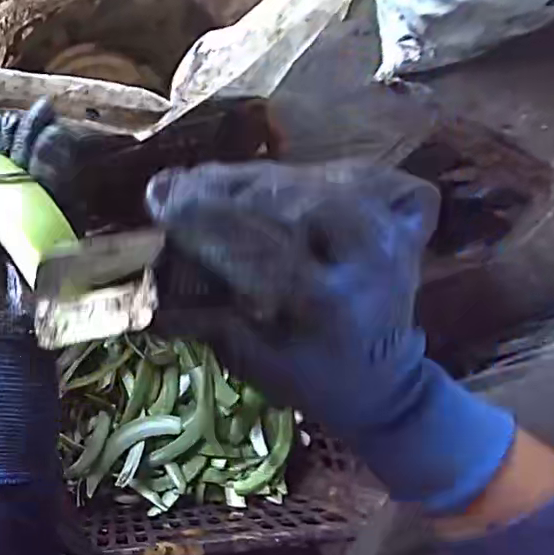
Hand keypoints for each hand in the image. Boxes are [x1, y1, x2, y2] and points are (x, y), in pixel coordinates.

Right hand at [145, 159, 515, 512]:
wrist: (385, 382)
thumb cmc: (310, 378)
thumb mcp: (254, 361)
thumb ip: (206, 320)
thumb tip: (150, 294)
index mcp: (332, 301)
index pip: (257, 243)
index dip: (203, 217)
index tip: (159, 199)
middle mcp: (371, 255)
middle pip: (285, 198)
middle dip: (222, 187)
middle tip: (174, 184)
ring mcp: (394, 228)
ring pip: (312, 178)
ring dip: (252, 176)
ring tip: (203, 179)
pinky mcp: (403, 215)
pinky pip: (351, 173)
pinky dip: (308, 172)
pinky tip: (269, 182)